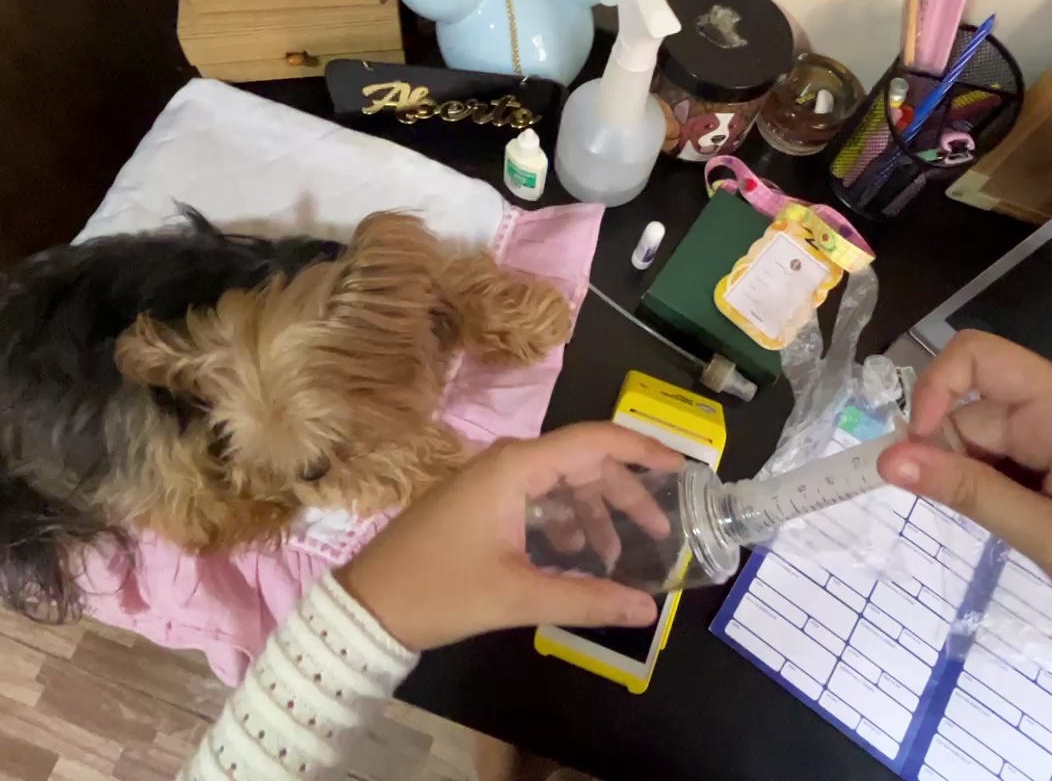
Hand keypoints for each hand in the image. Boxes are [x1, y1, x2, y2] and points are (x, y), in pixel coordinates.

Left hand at [338, 422, 683, 651]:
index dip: (641, 449)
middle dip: (624, 493)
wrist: (370, 603)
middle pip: (583, 461)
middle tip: (662, 529)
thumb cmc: (442, 590)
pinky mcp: (484, 497)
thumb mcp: (518, 596)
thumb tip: (647, 610)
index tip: (681, 467)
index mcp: (518, 466)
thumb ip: (586, 599)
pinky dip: (566, 518)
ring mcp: (494, 477)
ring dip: (595, 510)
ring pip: (562, 480)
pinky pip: (540, 495)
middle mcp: (510, 460)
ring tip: (619, 554)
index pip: (594, 441)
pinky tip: (577, 553)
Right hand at [877, 331, 1051, 780]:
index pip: (976, 360)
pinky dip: (986, 487)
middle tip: (951, 508)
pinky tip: (1006, 525)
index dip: (933, 390)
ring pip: (982, 436)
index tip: (915, 451)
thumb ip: (964, 490)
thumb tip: (885, 458)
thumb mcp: (1049, 539)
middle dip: (947, 449)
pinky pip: (1003, 461)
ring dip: (968, 474)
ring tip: (996, 528)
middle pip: (973, 403)